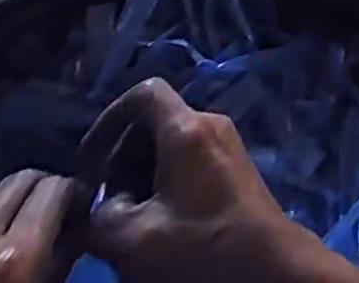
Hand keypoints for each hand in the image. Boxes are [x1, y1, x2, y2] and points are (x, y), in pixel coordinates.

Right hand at [75, 77, 358, 282]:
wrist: (269, 265)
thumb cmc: (201, 246)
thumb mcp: (135, 241)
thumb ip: (102, 219)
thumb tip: (101, 208)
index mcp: (186, 128)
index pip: (144, 93)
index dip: (109, 118)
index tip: (88, 159)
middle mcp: (209, 122)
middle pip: (156, 120)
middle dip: (123, 155)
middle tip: (106, 201)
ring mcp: (226, 141)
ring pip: (172, 140)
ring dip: (142, 171)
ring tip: (129, 216)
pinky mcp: (234, 163)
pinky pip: (190, 155)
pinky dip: (166, 177)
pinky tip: (158, 218)